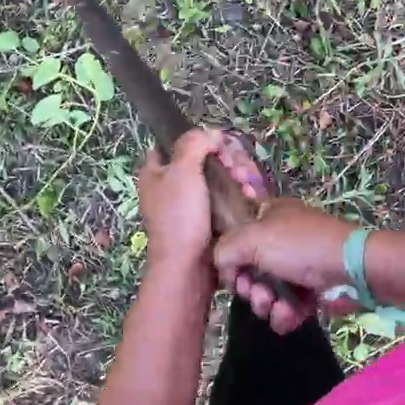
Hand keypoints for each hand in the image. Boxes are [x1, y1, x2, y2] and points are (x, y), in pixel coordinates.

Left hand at [136, 129, 257, 277]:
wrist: (188, 270)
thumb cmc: (180, 217)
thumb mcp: (182, 170)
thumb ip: (195, 143)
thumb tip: (212, 134)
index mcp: (154, 172)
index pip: (172, 143)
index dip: (195, 139)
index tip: (217, 145)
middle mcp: (169, 187)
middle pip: (201, 159)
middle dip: (225, 160)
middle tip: (238, 168)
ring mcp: (189, 205)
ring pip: (216, 178)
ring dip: (236, 177)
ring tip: (248, 185)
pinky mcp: (207, 221)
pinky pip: (224, 199)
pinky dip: (237, 196)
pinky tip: (249, 197)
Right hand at [214, 199, 354, 332]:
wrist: (351, 269)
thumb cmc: (300, 246)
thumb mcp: (254, 237)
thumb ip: (225, 250)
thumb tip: (224, 270)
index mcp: (268, 214)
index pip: (237, 233)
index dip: (230, 255)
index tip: (232, 270)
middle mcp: (280, 238)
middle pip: (248, 268)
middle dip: (249, 286)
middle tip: (256, 291)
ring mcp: (296, 265)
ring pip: (265, 291)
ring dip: (265, 303)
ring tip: (275, 304)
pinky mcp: (309, 290)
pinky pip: (285, 307)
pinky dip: (285, 314)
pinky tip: (291, 314)